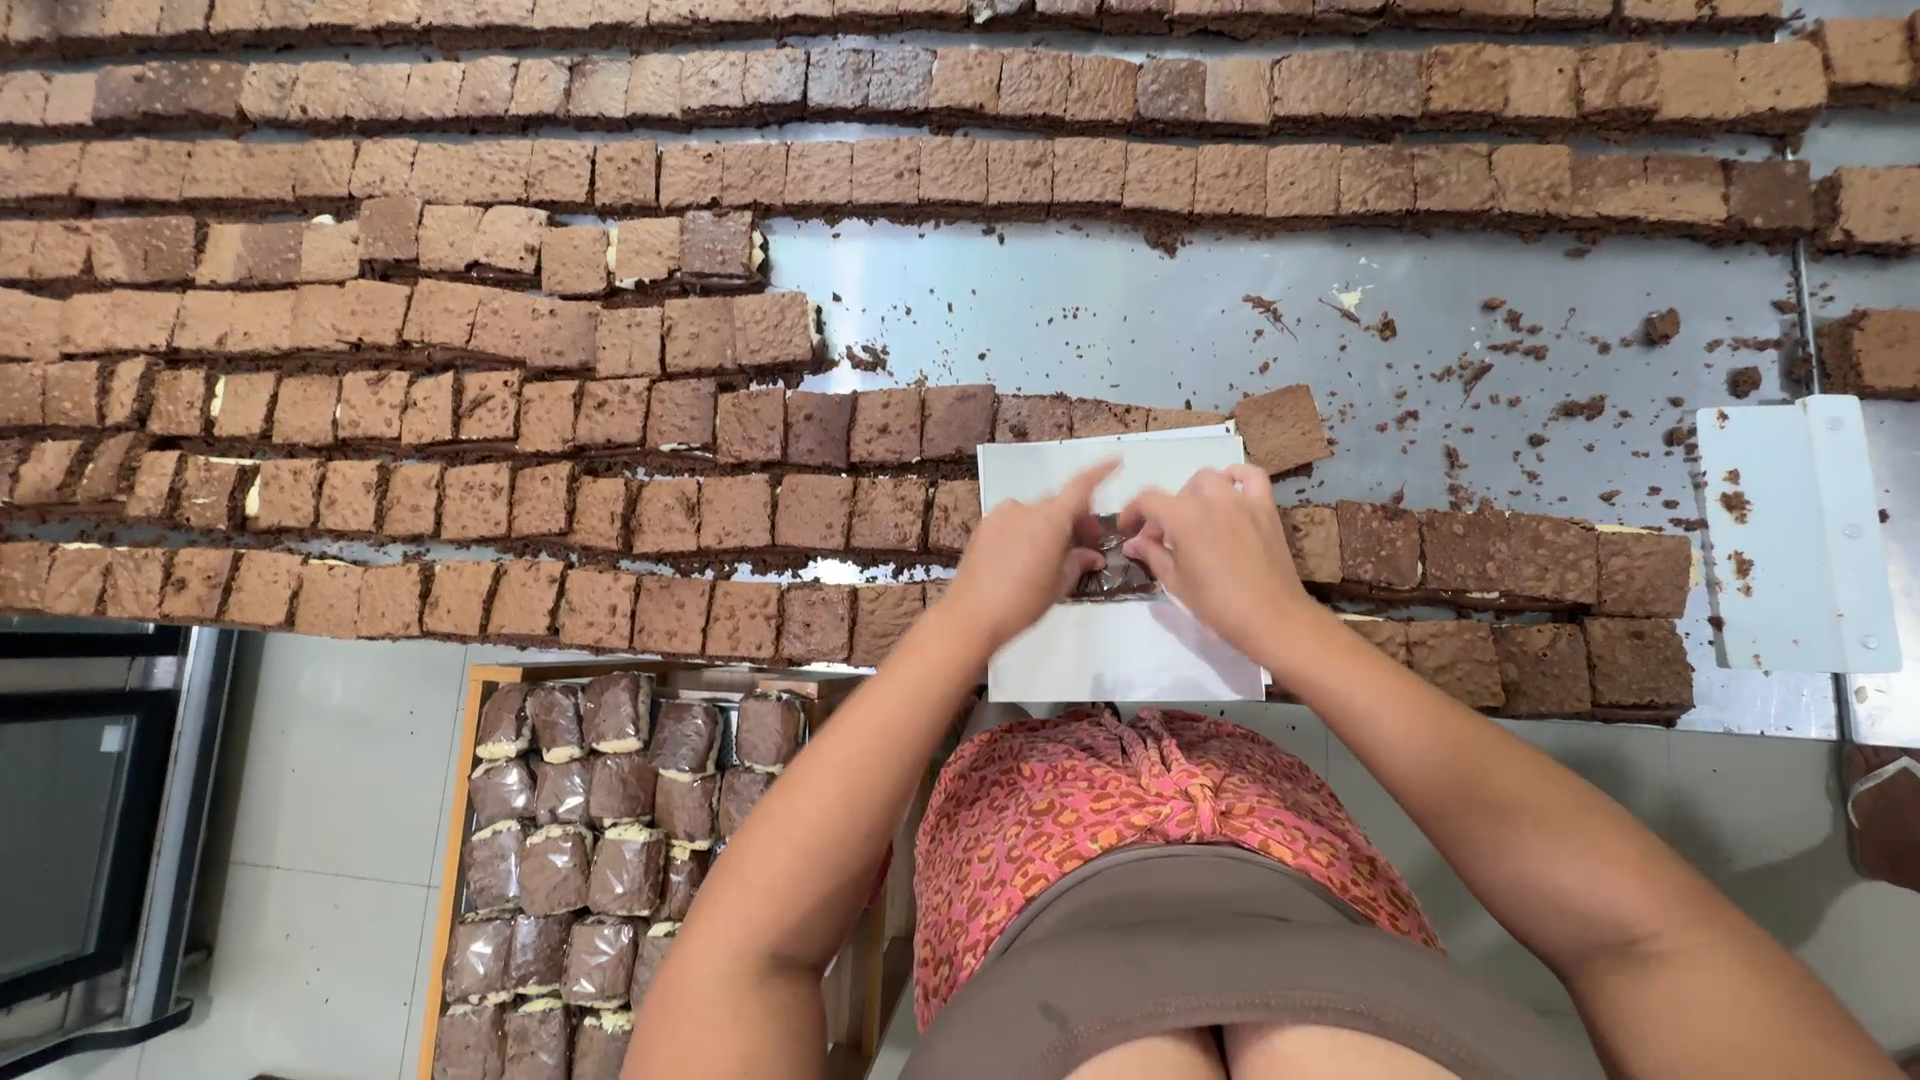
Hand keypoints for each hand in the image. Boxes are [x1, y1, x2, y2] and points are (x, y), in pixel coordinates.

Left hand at [940, 461, 1116, 650]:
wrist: (971, 615)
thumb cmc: (1022, 602)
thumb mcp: (1059, 584)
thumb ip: (1078, 562)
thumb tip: (1093, 556)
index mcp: (1049, 519)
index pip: (1081, 487)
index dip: (1100, 472)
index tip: (1115, 461)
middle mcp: (1024, 509)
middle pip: (1057, 505)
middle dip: (1074, 520)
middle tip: (1083, 547)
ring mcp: (999, 516)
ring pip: (1034, 514)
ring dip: (1048, 527)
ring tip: (1050, 557)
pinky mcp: (982, 527)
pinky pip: (1013, 523)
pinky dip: (1026, 532)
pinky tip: (1024, 559)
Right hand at [1118, 465, 1329, 654]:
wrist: (1270, 618)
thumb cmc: (1217, 605)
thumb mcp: (1176, 582)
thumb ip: (1152, 554)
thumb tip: (1133, 544)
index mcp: (1184, 519)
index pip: (1148, 501)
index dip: (1132, 512)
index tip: (1128, 530)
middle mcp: (1212, 501)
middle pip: (1178, 492)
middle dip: (1164, 512)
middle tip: (1164, 539)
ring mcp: (1242, 501)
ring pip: (1210, 479)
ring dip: (1195, 493)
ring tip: (1195, 516)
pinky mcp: (1265, 509)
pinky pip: (1252, 477)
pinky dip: (1238, 476)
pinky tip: (1230, 490)